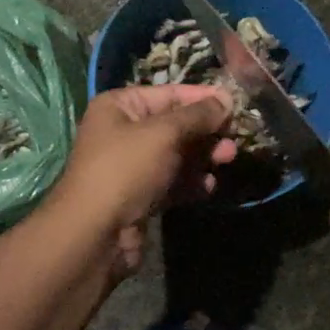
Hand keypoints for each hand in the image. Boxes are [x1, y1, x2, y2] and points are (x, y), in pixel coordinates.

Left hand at [47, 85, 237, 273]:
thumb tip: (224, 99)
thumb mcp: (164, 134)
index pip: (168, 94)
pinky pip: (173, 182)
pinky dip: (191, 182)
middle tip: (235, 138)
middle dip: (206, 131)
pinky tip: (209, 187)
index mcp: (120, 106)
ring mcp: (132, 166)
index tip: (235, 103)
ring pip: (177, 154)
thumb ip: (197, 116)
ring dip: (203, 156)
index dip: (202, 98)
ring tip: (228, 159)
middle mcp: (124, 131)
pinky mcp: (141, 196)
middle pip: (175, 125)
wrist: (95, 235)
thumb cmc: (126, 169)